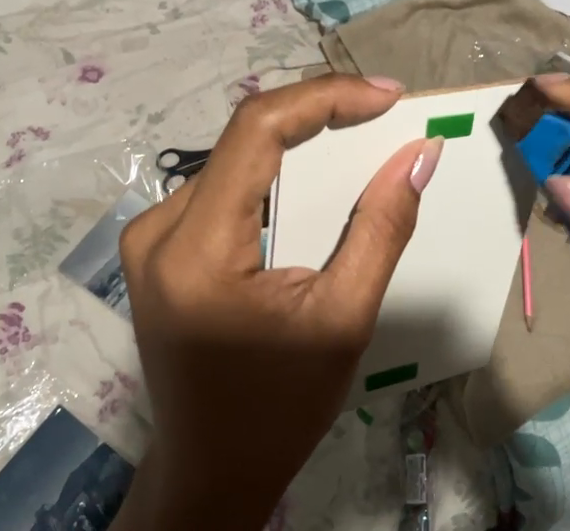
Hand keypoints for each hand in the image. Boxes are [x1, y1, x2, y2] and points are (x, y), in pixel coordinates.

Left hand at [114, 74, 441, 530]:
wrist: (210, 472)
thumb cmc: (279, 408)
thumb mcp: (343, 320)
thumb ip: (382, 228)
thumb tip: (419, 153)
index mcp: (196, 249)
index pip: (257, 131)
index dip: (325, 98)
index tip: (387, 96)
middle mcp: (158, 229)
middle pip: (245, 137)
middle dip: (319, 113)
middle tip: (383, 110)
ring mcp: (150, 237)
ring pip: (235, 156)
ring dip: (299, 140)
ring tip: (361, 132)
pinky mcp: (159, 247)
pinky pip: (224, 184)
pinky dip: (276, 171)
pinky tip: (316, 178)